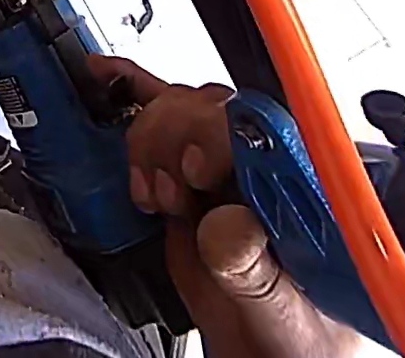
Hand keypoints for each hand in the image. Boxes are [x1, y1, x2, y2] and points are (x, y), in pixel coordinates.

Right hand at [89, 56, 364, 357]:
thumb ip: (253, 274)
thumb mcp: (282, 319)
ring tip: (157, 194)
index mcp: (300, 186)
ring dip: (149, 142)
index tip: (193, 172)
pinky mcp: (184, 160)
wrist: (265, 355)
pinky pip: (157, 105)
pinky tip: (104, 76)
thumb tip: (225, 224)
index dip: (216, 133)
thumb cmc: (294, 340)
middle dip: (172, 144)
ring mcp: (221, 155)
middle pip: (209, 105)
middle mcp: (261, 158)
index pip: (259, 126)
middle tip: (170, 198)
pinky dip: (129, 85)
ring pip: (176, 104)